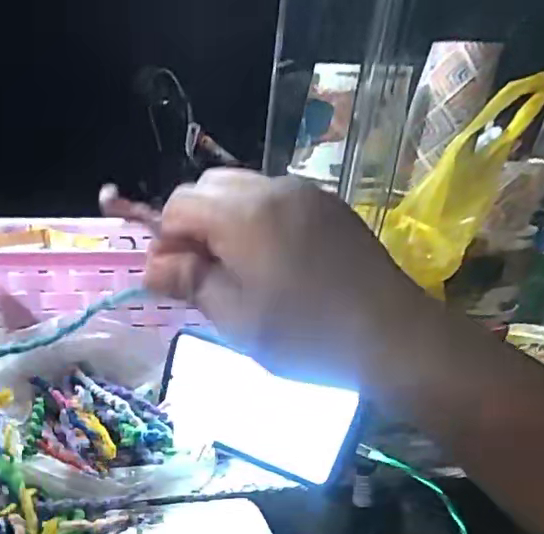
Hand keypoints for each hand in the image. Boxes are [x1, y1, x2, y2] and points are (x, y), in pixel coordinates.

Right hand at [102, 171, 439, 389]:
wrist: (391, 336)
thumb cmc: (305, 336)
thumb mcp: (238, 321)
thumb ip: (191, 284)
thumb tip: (152, 267)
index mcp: (243, 214)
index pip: (179, 203)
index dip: (165, 240)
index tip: (171, 281)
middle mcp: (272, 187)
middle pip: (209, 186)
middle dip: (193, 226)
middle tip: (200, 277)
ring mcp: (306, 193)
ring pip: (244, 189)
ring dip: (224, 223)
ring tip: (235, 273)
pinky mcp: (329, 207)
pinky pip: (276, 201)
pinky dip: (257, 223)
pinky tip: (271, 266)